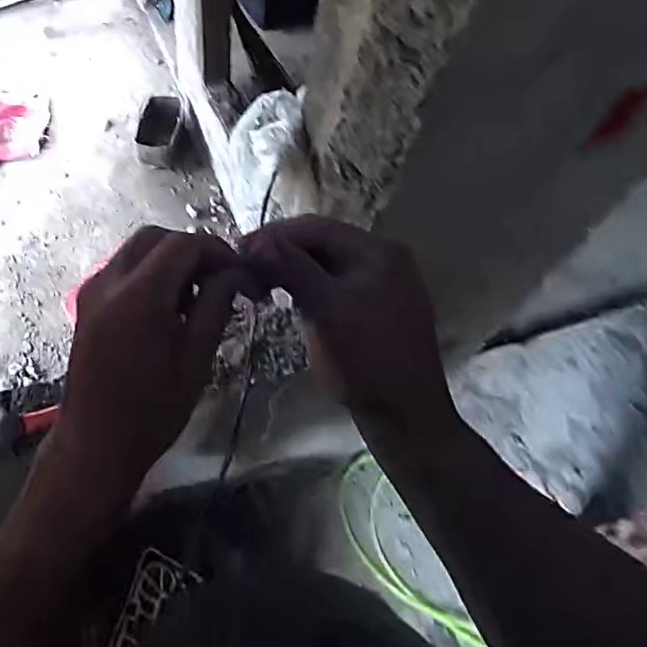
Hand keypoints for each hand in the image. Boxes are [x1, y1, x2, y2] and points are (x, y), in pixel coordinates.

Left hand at [56, 226, 253, 490]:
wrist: (94, 446)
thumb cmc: (150, 413)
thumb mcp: (194, 362)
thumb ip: (214, 307)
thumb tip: (233, 274)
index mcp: (138, 296)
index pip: (184, 245)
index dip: (217, 251)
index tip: (239, 273)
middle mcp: (109, 282)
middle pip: (156, 237)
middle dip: (192, 250)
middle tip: (219, 279)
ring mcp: (93, 290)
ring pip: (137, 248)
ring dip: (169, 258)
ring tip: (196, 295)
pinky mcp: (87, 302)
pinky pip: (123, 267)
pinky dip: (149, 271)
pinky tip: (167, 306)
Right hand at [241, 216, 459, 446]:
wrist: (407, 419)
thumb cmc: (366, 361)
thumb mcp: (326, 309)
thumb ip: (293, 268)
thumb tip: (259, 240)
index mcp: (378, 251)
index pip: (317, 227)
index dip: (275, 234)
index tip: (239, 248)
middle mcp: (383, 258)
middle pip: (322, 242)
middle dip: (281, 251)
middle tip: (244, 265)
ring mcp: (380, 282)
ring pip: (325, 264)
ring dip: (291, 268)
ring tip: (258, 280)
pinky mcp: (373, 306)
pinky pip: (334, 284)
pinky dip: (307, 286)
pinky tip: (285, 295)